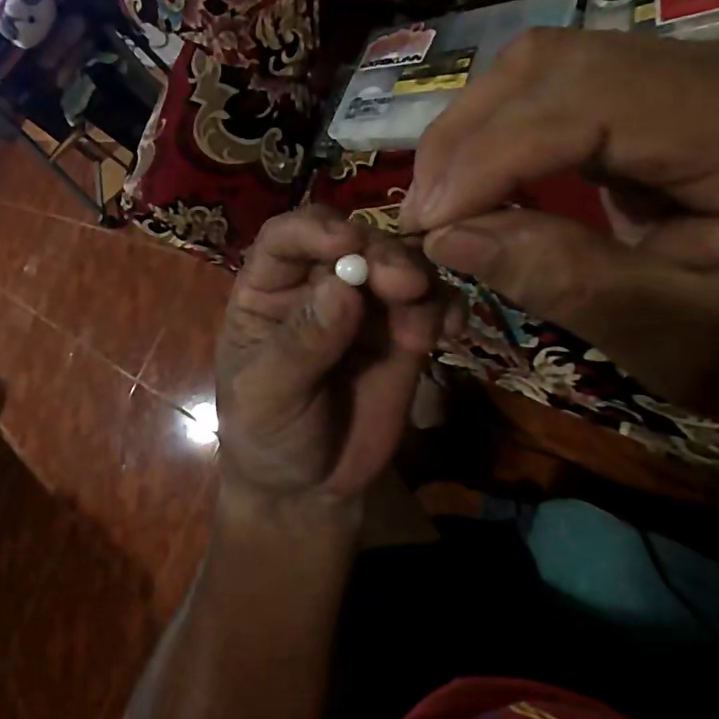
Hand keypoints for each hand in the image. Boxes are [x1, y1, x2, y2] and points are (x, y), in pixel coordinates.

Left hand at [216, 208, 443, 503]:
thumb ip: (301, 344)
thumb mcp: (267, 395)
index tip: (346, 244)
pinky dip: (446, 308)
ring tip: (424, 325)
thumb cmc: (266, 435)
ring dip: (417, 281)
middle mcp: (315, 287)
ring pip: (398, 268)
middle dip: (380, 256)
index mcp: (266, 291)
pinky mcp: (404, 336)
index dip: (314, 231)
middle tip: (403, 285)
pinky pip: (431, 307)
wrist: (308, 488)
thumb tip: (342, 288)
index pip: (285, 239)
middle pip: (352, 245)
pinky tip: (451, 330)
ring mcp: (364, 310)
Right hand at [401, 29, 718, 425]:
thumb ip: (565, 281)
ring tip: (445, 201)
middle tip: (423, 213)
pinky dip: (512, 136)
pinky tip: (490, 186)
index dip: (494, 155)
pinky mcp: (697, 95)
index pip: (604, 101)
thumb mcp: (685, 345)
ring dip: (481, 130)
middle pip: (568, 59)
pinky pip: (579, 90)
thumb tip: (445, 235)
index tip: (424, 224)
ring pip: (562, 62)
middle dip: (471, 135)